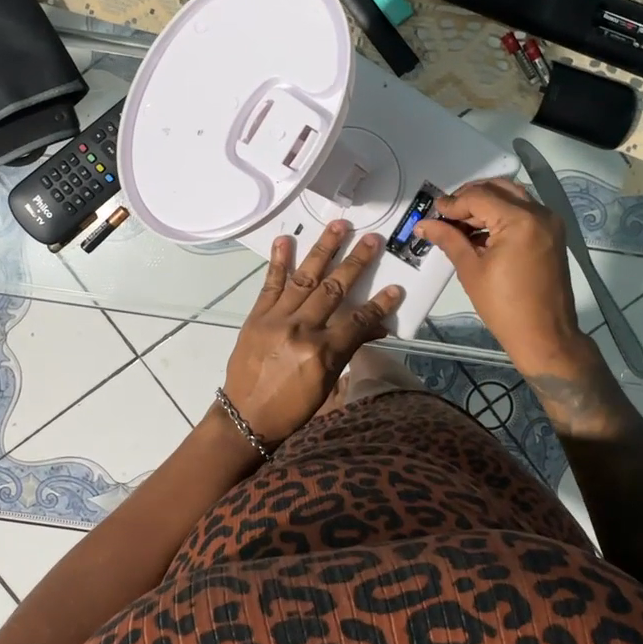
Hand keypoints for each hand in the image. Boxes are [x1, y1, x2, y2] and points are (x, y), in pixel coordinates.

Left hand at [223, 221, 404, 445]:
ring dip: (322, 249)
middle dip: (355, 262)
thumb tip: (375, 327)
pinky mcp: (256, 316)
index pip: (358, 321)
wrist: (246, 417)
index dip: (379, 304)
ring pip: (305, 277)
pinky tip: (285, 240)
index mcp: (322, 353)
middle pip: (334, 289)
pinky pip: (270, 283)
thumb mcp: (327, 383)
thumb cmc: (292, 408)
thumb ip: (348, 350)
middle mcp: (300, 330)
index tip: (396, 287)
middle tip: (371, 239)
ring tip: (338, 226)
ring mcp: (276, 319)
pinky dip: (278, 261)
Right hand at [413, 179, 584, 369]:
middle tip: (446, 214)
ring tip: (461, 224)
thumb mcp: (471, 270)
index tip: (432, 212)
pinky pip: (524, 212)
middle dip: (469, 197)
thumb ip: (449, 239)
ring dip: (486, 204)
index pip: (479, 197)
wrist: (545, 335)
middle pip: (498, 189)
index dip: (453, 203)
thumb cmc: (504, 306)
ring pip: (512, 197)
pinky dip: (502, 215)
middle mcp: (540, 213)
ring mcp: (550, 223)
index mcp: (520, 220)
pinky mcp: (552, 234)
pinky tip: (481, 232)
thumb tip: (424, 224)